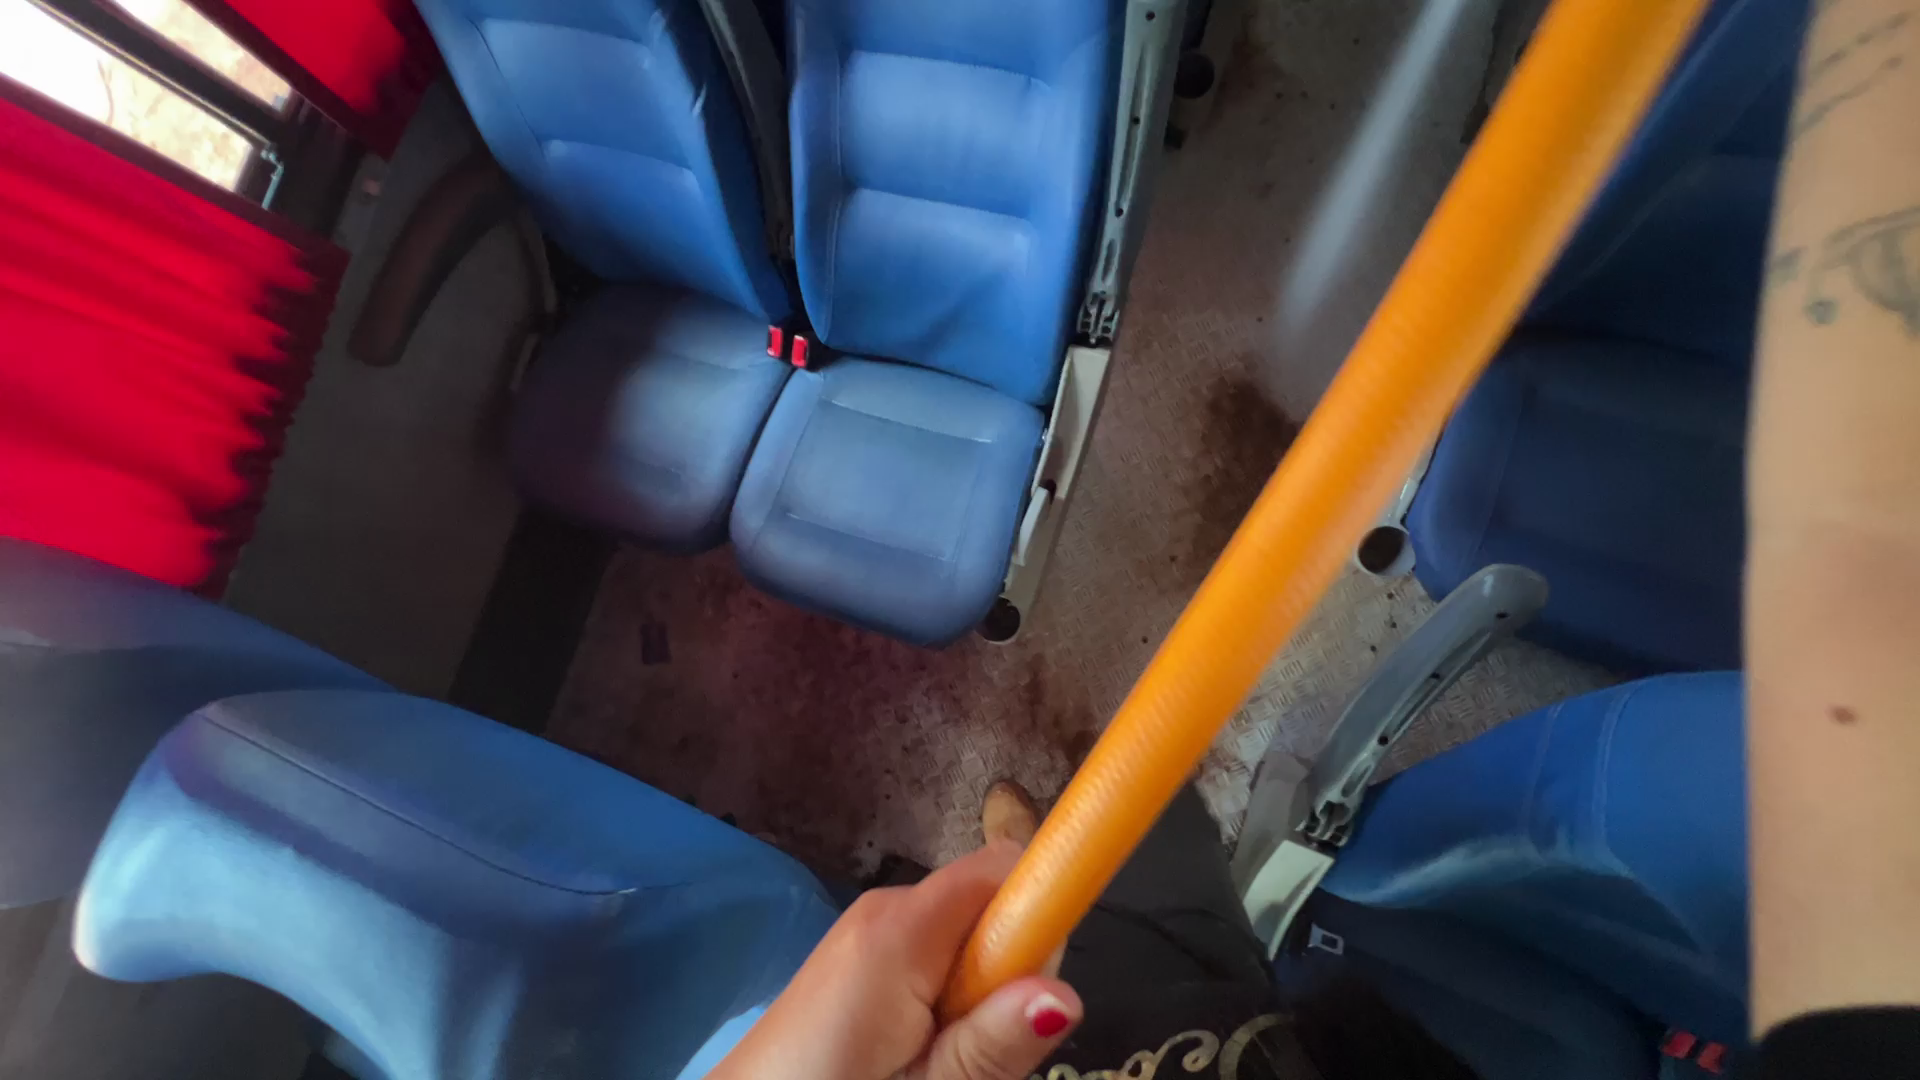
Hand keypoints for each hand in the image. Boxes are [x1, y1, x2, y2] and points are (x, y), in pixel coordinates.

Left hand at [709, 841, 1081, 1079]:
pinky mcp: (860, 949)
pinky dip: (946, 990)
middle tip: (980, 1050)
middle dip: (1009, 966)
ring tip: (940, 1061)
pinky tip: (917, 1051)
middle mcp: (888, 905)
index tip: (1038, 983)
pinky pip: (932, 948)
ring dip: (978, 988)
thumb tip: (1067, 993)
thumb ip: (990, 1045)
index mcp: (902, 928)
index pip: (1001, 868)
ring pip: (965, 931)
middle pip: (989, 902)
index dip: (1040, 908)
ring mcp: (869, 924)